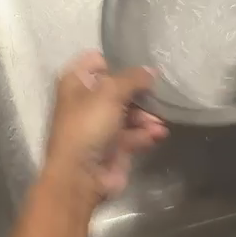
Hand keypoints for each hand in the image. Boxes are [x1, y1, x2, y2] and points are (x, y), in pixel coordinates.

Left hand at [41, 52, 167, 205]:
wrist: (80, 175)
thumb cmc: (88, 126)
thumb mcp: (110, 92)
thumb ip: (133, 78)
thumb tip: (151, 71)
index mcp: (76, 83)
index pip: (97, 61)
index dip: (117, 62)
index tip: (139, 66)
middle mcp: (87, 101)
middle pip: (119, 88)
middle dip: (140, 92)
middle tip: (158, 94)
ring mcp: (101, 125)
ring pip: (130, 112)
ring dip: (147, 115)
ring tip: (159, 121)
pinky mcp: (114, 145)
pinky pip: (135, 133)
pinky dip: (146, 133)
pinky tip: (158, 134)